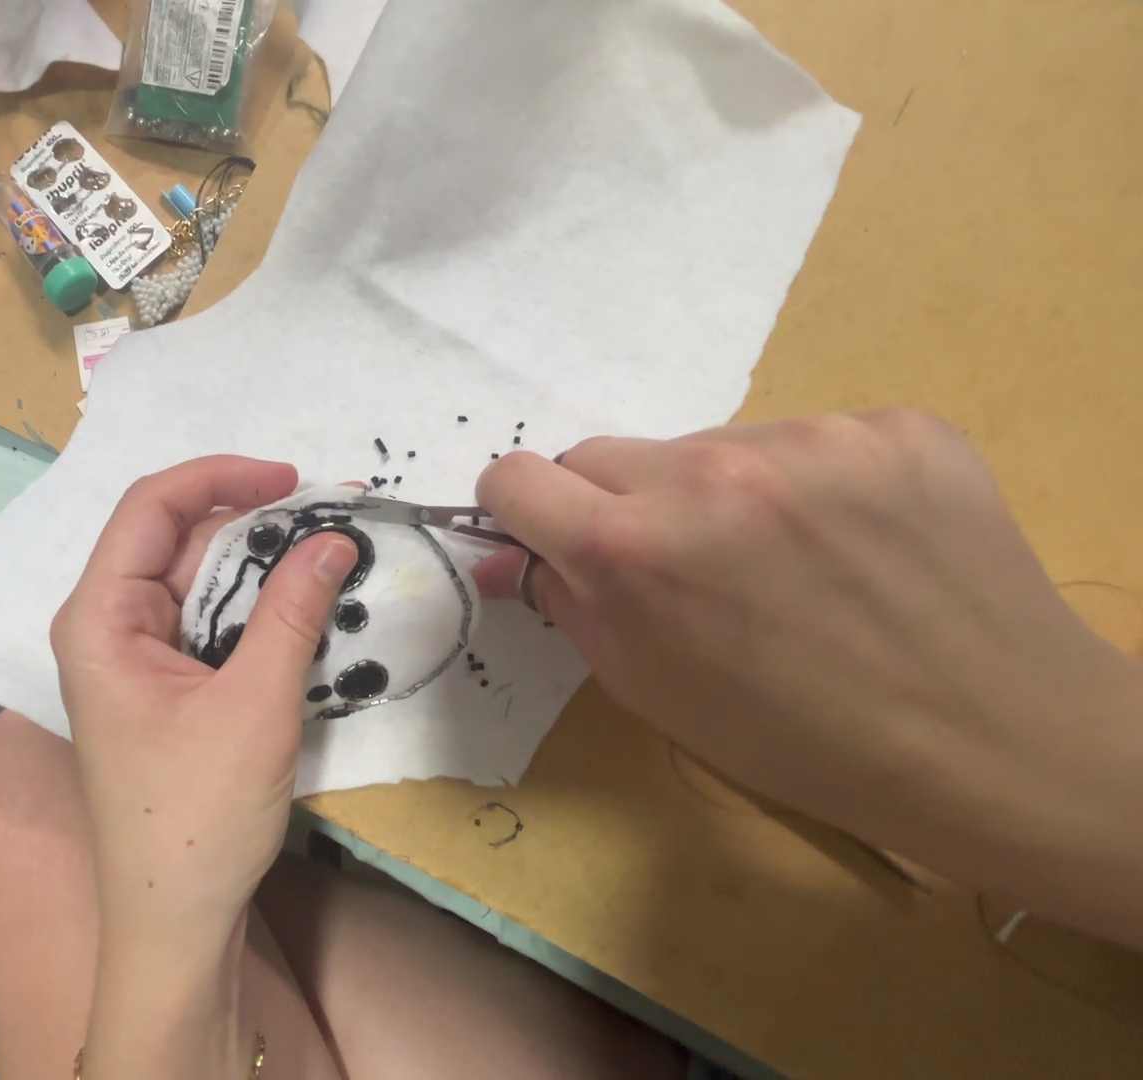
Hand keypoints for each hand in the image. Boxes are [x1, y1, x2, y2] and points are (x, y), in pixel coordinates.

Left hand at [52, 456, 356, 939]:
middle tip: (330, 516)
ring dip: (259, 566)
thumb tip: (334, 537)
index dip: (217, 478)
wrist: (174, 920)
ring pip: (197, 581)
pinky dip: (253, 607)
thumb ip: (291, 613)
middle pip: (176, 542)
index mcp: (100, 619)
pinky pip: (207, 622)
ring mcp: (134, 655)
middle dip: (251, 523)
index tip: (289, 479)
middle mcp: (107, 624)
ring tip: (329, 551)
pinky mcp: (162, 682)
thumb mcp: (255, 706)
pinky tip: (302, 601)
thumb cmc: (198, 817)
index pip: (149, 509)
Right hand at [472, 409, 1142, 943]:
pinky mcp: (891, 426)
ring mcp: (808, 441)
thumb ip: (558, 599)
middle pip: (596, 454)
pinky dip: (788, 484)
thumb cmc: (782, 732)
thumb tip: (502, 556)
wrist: (993, 744)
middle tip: (668, 564)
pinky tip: (836, 542)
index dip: (518, 509)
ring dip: (703, 493)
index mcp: (628, 548)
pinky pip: (790, 439)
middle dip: (609, 504)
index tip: (547, 534)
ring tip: (770, 559)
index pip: (514, 477)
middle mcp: (705, 474)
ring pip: (696, 447)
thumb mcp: (637, 680)